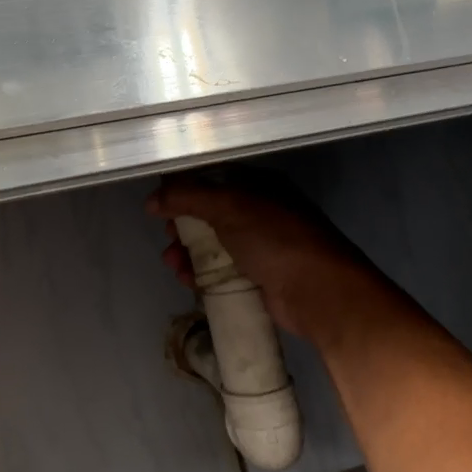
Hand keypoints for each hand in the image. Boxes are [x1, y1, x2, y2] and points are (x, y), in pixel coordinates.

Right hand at [146, 169, 369, 339]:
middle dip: (183, 225)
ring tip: (173, 264)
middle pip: (209, 213)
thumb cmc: (275, 239)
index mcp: (257, 186)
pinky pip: (221, 270)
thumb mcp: (228, 206)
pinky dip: (200, 273)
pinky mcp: (258, 277)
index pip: (212, 178)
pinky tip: (187, 280)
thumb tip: (152, 200)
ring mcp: (259, 246)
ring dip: (188, 252)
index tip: (160, 203)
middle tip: (169, 237)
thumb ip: (186, 197)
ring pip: (212, 244)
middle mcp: (259, 212)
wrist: (319, 292)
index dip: (184, 189)